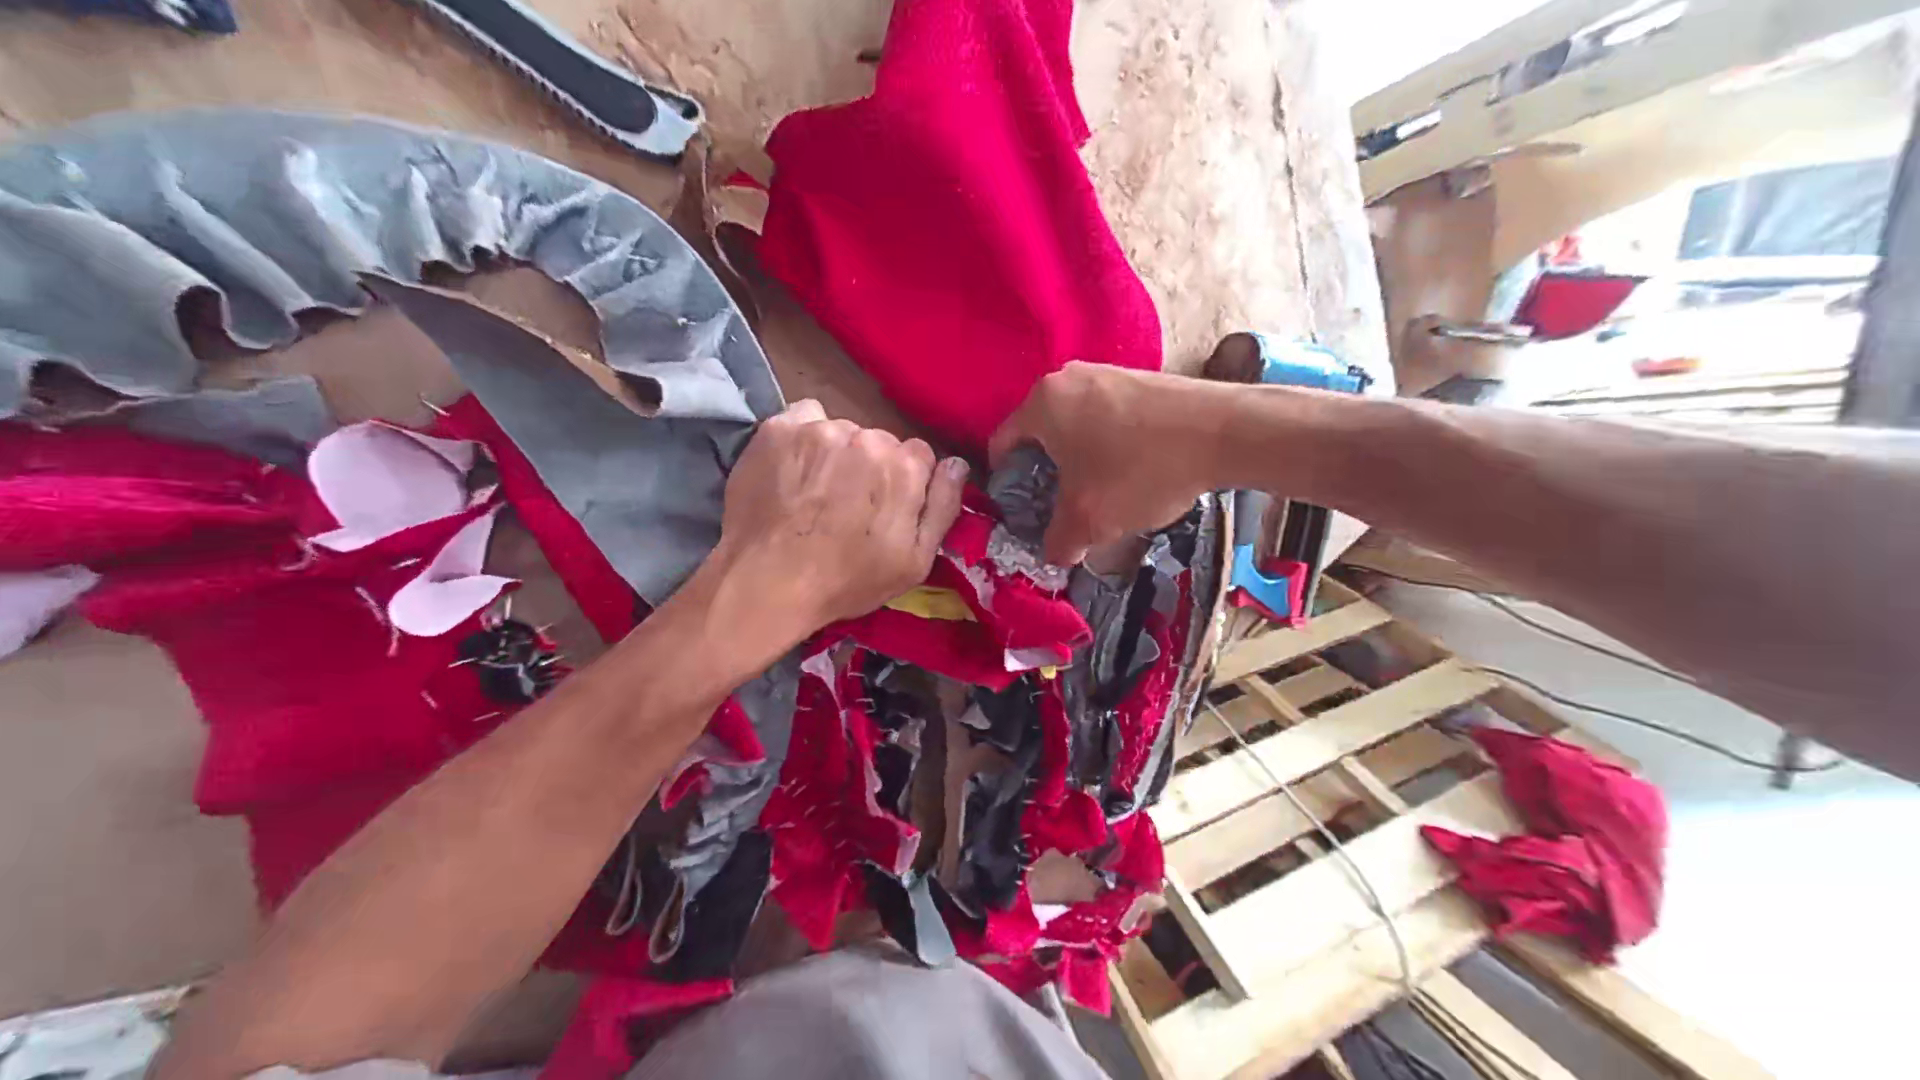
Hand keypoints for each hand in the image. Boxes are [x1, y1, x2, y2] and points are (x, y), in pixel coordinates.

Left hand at [709, 400, 968, 640]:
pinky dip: (804, 436)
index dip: (904, 484)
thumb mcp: (915, 562)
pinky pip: (804, 417)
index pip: (919, 456)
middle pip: (880, 442)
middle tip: (847, 506)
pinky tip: (794, 468)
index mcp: (906, 468)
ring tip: (815, 492)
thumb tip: (958, 464)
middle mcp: (867, 437)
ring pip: (843, 431)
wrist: (767, 582)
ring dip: (837, 453)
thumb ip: (943, 507)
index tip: (884, 509)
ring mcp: (820, 430)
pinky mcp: (779, 428)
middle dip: (870, 467)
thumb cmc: (847, 580)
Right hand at [989, 362, 1220, 564]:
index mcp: (1041, 403)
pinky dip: (1106, 445)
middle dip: (1046, 474)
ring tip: (1100, 492)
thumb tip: (1054, 555)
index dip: (1007, 486)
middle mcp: (1066, 378)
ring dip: (1078, 461)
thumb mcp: (1089, 519)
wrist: (1223, 432)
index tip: (1026, 513)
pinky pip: (1104, 417)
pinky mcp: (1137, 378)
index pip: (1002, 446)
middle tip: (1063, 507)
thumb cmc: (1139, 470)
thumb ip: (1059, 542)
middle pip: (1038, 436)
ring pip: (1073, 427)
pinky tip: (1130, 470)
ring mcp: (1104, 373)